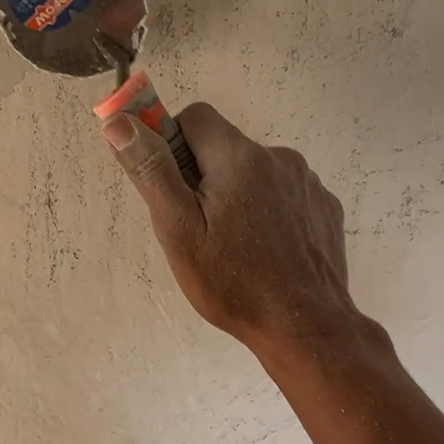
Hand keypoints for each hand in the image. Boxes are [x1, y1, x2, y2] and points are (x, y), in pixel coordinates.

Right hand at [102, 104, 355, 349]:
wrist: (303, 326)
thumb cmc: (231, 280)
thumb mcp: (176, 227)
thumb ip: (151, 168)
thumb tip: (120, 122)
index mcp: (238, 157)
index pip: (195, 117)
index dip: (172, 144)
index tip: (168, 185)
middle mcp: (279, 158)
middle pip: (223, 148)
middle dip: (201, 176)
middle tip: (194, 227)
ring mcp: (307, 183)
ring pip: (253, 172)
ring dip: (235, 195)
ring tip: (230, 245)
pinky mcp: (323, 207)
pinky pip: (281, 194)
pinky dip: (265, 212)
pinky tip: (261, 251)